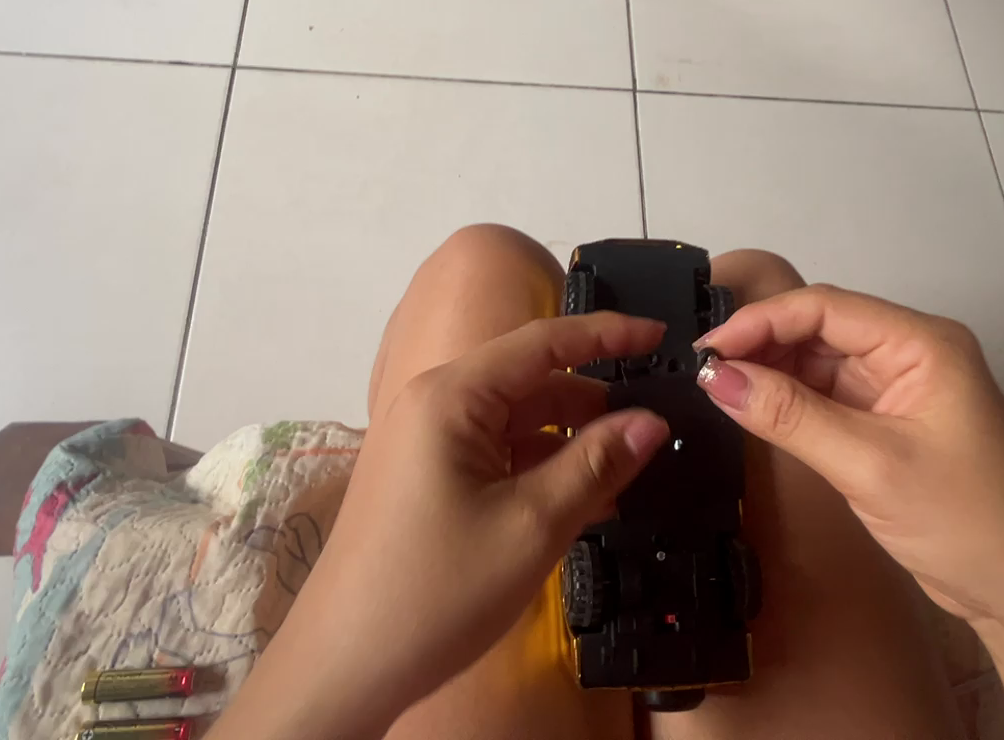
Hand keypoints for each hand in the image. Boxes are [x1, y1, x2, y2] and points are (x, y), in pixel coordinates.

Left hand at [226, 312, 670, 739]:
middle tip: (655, 427)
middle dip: (592, 403)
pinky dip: (540, 468)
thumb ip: (597, 464)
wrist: (342, 669)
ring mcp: (428, 441)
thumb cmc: (437, 590)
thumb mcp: (532, 526)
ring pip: (516, 422)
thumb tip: (654, 420)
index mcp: (453, 394)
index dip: (606, 334)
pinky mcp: (427, 476)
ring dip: (570, 442)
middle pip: (530, 382)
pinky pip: (496, 454)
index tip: (661, 336)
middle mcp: (436, 402)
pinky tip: (581, 500)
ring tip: (628, 473)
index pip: (543, 342)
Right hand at [694, 284, 1003, 632]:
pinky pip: (827, 393)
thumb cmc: (967, 524)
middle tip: (708, 372)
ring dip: (772, 371)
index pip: (824, 307)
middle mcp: (909, 351)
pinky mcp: (889, 419)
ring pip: (819, 359)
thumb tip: (713, 377)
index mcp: (921, 342)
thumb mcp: (869, 465)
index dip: (760, 321)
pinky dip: (790, 399)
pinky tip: (757, 408)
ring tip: (723, 389)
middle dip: (762, 344)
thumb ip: (788, 415)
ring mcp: (899, 386)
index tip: (708, 350)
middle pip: (819, 327)